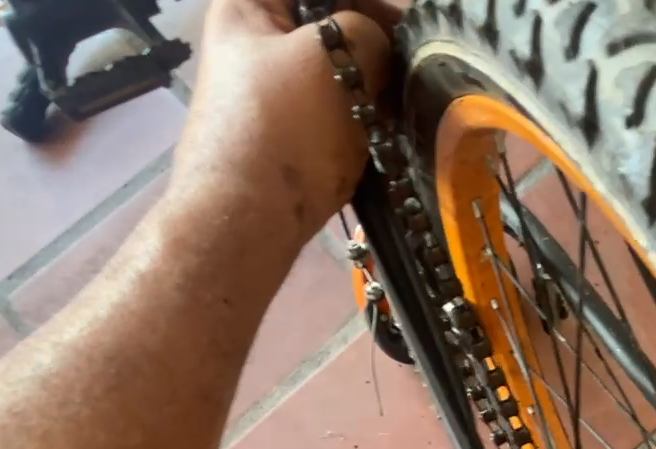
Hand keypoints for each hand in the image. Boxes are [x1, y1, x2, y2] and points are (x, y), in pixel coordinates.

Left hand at [167, 0, 397, 238]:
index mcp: (250, 4)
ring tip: (397, 113)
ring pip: (337, 76)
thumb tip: (385, 49)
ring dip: (370, 93)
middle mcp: (256, 42)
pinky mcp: (288, 138)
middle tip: (408, 76)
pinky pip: (334, 117)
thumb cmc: (284, 131)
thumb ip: (368, 33)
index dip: (374, 4)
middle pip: (330, 28)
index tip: (409, 32)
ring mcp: (272, 95)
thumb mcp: (334, 60)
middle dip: (373, 49)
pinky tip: (379, 140)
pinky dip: (358, 124)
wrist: (246, 221)